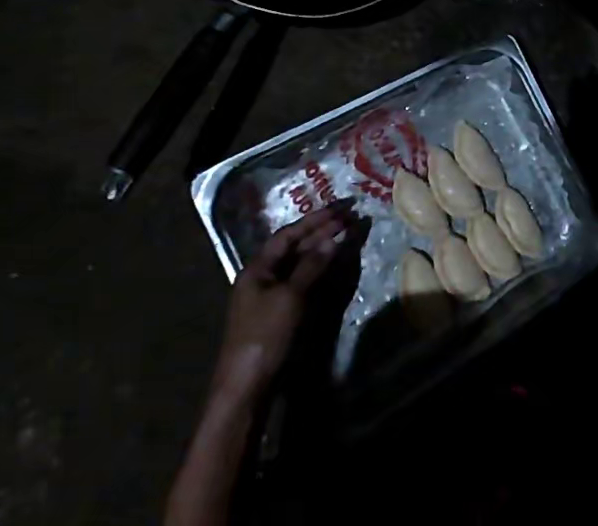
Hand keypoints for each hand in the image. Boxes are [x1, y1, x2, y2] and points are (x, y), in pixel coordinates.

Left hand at [211, 204, 353, 401]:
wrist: (246, 388)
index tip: (342, 208)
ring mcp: (271, 296)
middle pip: (294, 247)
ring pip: (299, 264)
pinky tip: (333, 268)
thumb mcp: (290, 298)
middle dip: (322, 231)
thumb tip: (333, 238)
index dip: (316, 220)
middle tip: (350, 217)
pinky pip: (302, 283)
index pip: (289, 234)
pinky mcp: (280, 315)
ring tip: (347, 236)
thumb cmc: (264, 337)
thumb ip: (311, 266)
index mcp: (257, 267)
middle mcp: (263, 277)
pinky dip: (319, 273)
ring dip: (322, 250)